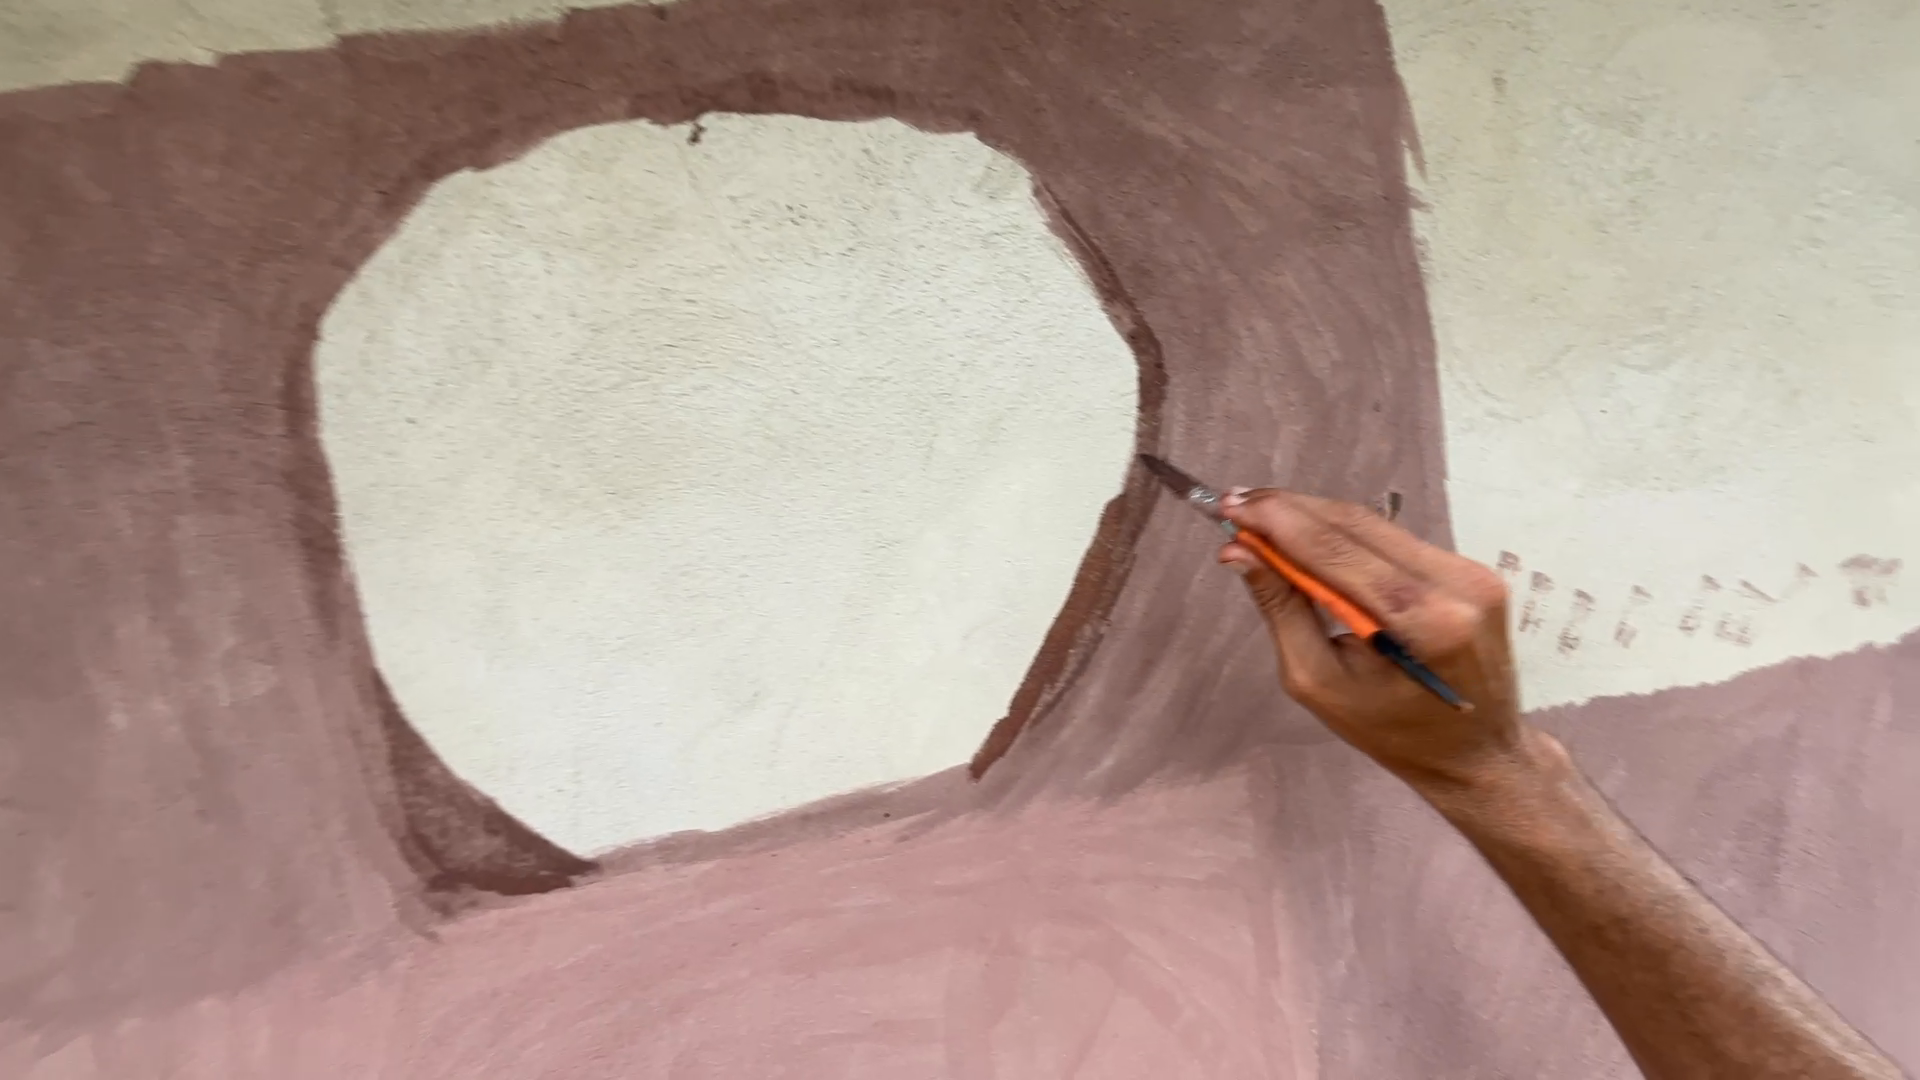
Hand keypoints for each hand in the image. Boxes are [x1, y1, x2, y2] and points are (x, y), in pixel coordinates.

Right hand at [1217, 489, 1525, 788]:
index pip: (1333, 549)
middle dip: (1287, 509)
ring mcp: (1468, 571)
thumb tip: (1237, 552)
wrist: (1474, 750)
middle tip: (1234, 502)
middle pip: (1352, 523)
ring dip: (1310, 514)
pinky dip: (1340, 530)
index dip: (1276, 521)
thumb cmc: (1386, 728)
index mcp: (1420, 620)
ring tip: (1260, 512)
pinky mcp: (1468, 568)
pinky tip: (1305, 531)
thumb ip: (1280, 608)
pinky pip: (1389, 536)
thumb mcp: (1315, 679)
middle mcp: (1453, 583)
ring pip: (1371, 523)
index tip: (1228, 505)